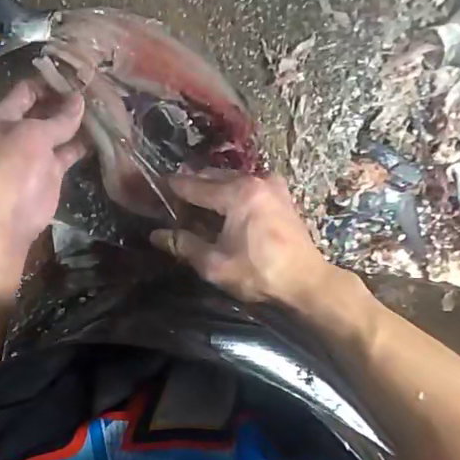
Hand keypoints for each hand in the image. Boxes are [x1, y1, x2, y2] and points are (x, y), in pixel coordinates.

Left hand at [0, 80, 87, 300]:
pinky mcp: (50, 169)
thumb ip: (60, 117)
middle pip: (44, 109)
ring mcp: (34, 151)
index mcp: (1, 116)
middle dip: (66, 101)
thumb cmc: (14, 167)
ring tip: (103, 106)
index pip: (26, 90)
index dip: (50, 82)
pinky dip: (82, 143)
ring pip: (58, 130)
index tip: (77, 75)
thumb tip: (80, 100)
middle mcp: (16, 130)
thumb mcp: (35, 135)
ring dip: (77, 121)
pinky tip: (101, 132)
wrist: (11, 216)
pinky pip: (67, 150)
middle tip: (95, 89)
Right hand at [149, 170, 338, 305]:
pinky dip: (229, 193)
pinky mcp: (281, 195)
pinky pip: (246, 186)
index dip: (171, 188)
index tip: (153, 189)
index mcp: (238, 193)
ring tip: (192, 206)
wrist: (306, 282)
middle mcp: (255, 180)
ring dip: (210, 189)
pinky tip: (220, 209)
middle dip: (191, 187)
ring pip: (230, 179)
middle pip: (212, 177)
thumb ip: (184, 245)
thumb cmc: (259, 274)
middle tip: (170, 201)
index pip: (193, 185)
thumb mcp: (215, 264)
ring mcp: (271, 185)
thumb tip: (156, 235)